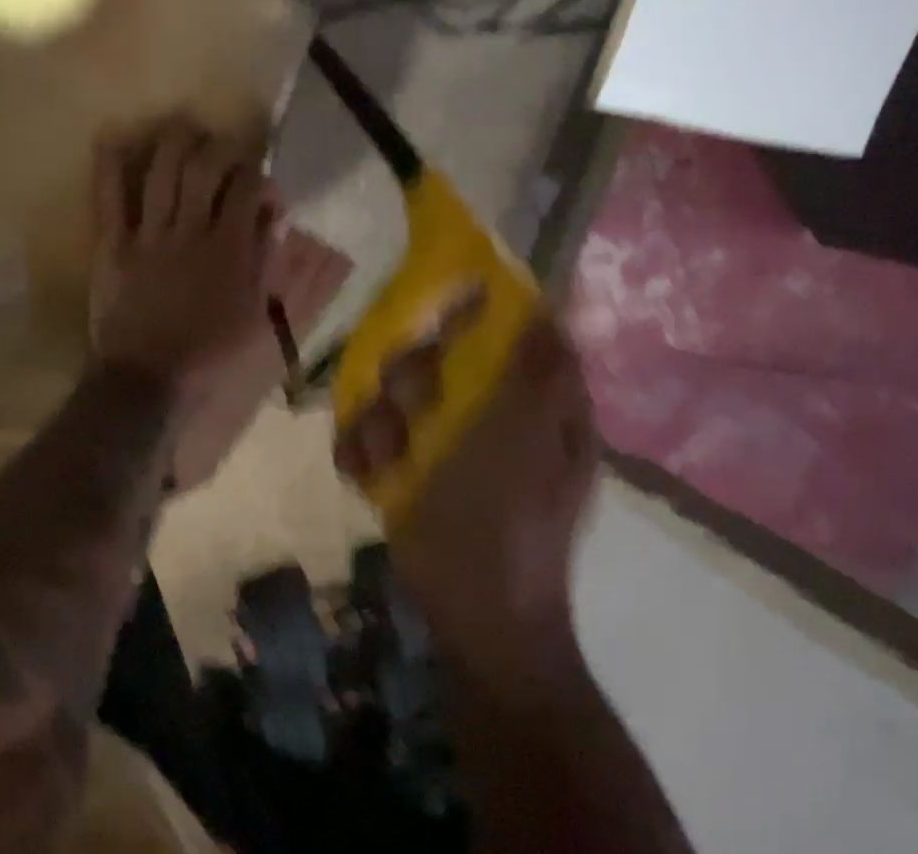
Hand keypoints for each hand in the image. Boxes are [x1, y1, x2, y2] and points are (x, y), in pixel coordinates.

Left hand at [89, 118, 277, 403]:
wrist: (146, 381)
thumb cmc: (207, 358)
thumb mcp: (254, 316)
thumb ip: (264, 262)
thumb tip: (271, 219)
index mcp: (230, 250)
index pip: (249, 189)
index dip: (256, 174)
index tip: (257, 177)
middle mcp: (190, 232)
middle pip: (205, 168)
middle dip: (217, 146)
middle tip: (220, 143)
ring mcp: (148, 236)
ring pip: (161, 172)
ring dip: (173, 143)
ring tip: (181, 128)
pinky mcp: (112, 247)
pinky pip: (108, 199)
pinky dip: (108, 167)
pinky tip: (112, 139)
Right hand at [335, 317, 596, 678]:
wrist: (471, 612)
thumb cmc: (506, 523)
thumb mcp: (527, 441)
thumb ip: (536, 372)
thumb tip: (555, 304)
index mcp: (532, 405)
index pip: (500, 336)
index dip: (467, 321)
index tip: (433, 325)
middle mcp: (485, 417)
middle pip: (434, 363)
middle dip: (409, 385)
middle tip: (409, 414)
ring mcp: (442, 447)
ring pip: (392, 399)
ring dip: (379, 426)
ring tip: (383, 461)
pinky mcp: (405, 472)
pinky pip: (368, 437)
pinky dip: (361, 453)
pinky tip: (364, 474)